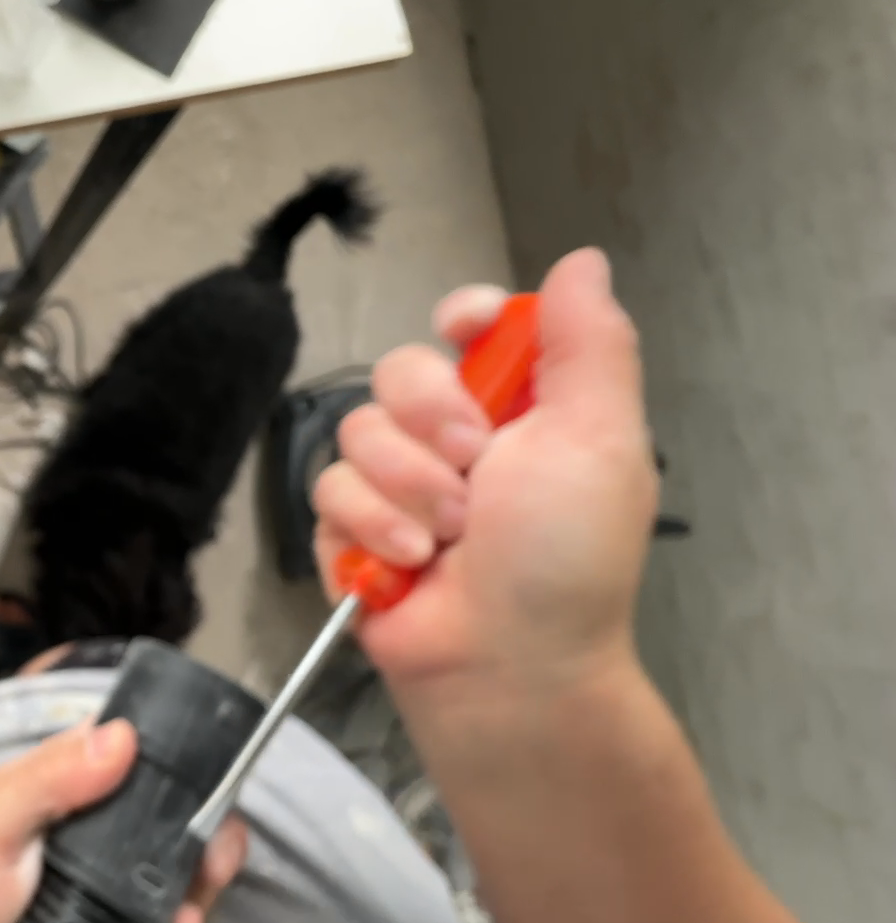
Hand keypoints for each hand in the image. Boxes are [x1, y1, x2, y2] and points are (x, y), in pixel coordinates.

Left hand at [0, 718, 245, 922]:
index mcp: (69, 779)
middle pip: (176, 831)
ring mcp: (103, 883)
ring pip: (175, 891)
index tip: (211, 826)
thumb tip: (122, 735)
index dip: (190, 788)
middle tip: (198, 897)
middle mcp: (95, 825)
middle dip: (202, 866)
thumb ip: (50, 778)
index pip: (145, 762)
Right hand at [312, 248, 659, 690]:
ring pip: (353, 437)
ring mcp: (388, 481)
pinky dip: (366, 530)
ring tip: (439, 542)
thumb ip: (586, 349)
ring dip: (401, 493)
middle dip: (429, 425)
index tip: (461, 332)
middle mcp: (444, 436)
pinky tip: (401, 565)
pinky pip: (325, 493)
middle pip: (393, 374)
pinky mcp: (343, 523)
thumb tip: (577, 263)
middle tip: (472, 478)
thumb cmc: (562, 558)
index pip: (467, 329)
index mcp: (510, 408)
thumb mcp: (596, 444)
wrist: (500, 660)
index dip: (458, 319)